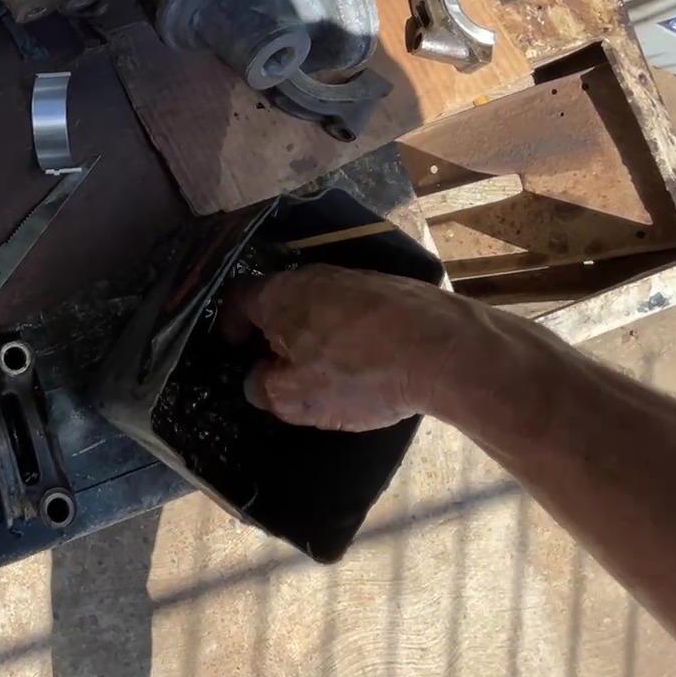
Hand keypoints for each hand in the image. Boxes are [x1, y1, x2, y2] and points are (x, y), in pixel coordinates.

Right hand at [223, 265, 548, 431]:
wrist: (446, 349)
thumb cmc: (357, 372)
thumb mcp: (294, 398)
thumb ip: (264, 388)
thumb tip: (258, 380)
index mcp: (277, 295)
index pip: (237, 299)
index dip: (229, 323)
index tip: (232, 346)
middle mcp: (311, 277)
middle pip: (279, 300)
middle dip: (274, 331)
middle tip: (277, 363)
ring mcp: (355, 279)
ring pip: (320, 304)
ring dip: (315, 333)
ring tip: (326, 368)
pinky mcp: (393, 290)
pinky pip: (356, 312)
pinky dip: (351, 334)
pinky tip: (368, 363)